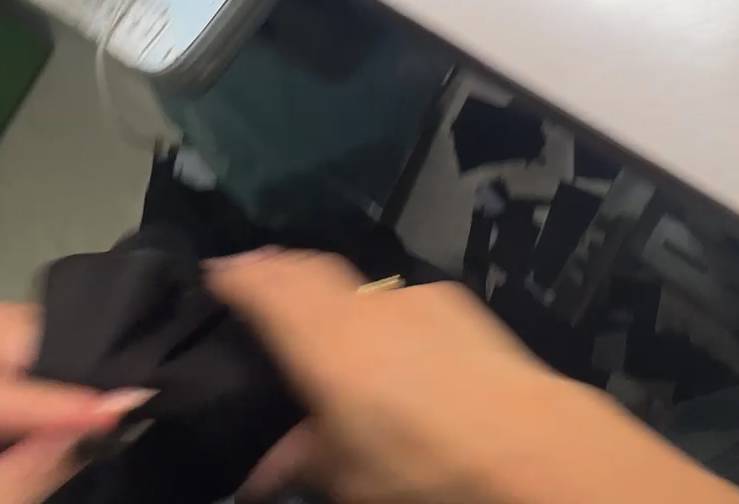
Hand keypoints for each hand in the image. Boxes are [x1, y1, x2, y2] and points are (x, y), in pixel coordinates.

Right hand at [209, 249, 614, 503]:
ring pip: (350, 280)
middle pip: (307, 268)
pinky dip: (372, 304)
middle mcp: (363, 308)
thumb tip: (258, 471)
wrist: (520, 436)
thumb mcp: (349, 474)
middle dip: (276, 265)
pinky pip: (394, 296)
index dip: (240, 277)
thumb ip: (301, 459)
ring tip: (308, 295)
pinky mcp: (446, 300)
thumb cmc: (423, 465)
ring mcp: (407, 298)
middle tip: (252, 268)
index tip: (218, 270)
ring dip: (322, 283)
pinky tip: (383, 332)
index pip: (272, 293)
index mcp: (328, 346)